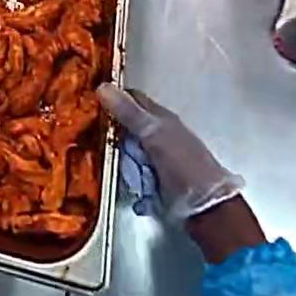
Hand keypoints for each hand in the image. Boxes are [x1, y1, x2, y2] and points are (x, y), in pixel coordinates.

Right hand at [99, 85, 243, 221]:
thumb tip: (101, 85)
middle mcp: (157, 135)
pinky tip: (122, 183)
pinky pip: (131, 174)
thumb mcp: (153, 134)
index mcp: (160, 118)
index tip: (90, 102)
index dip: (112, 98)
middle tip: (96, 139)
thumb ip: (128, 112)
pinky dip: (127, 179)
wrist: (205, 209)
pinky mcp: (152, 180)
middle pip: (125, 127)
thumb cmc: (183, 165)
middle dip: (111, 134)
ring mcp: (155, 159)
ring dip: (119, 160)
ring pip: (126, 152)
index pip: (131, 98)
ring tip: (111, 166)